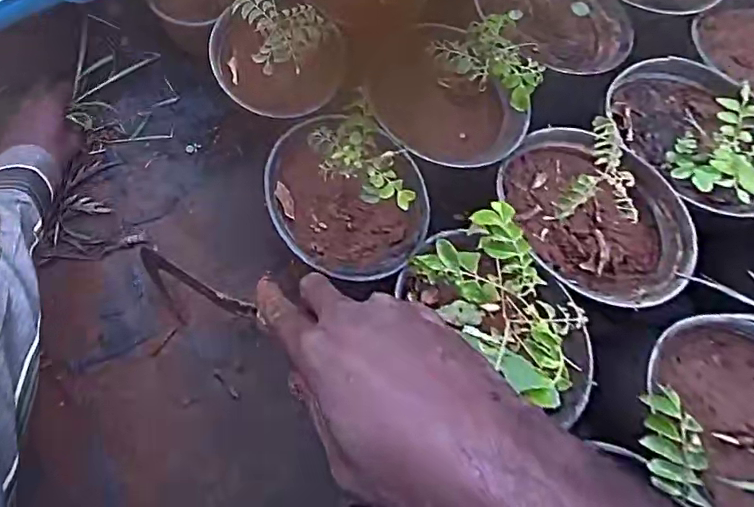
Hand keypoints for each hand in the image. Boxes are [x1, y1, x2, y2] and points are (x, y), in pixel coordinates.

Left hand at [0, 82, 82, 182]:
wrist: (21, 171)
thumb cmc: (52, 154)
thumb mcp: (73, 144)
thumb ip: (76, 131)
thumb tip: (75, 129)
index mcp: (51, 102)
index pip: (63, 87)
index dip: (70, 90)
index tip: (73, 96)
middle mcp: (33, 102)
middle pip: (43, 88)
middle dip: (51, 92)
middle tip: (58, 101)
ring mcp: (17, 113)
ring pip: (29, 101)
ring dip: (37, 105)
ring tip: (43, 114)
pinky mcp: (7, 125)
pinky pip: (19, 115)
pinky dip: (26, 118)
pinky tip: (30, 128)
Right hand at [257, 274, 655, 506]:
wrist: (488, 454)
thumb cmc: (406, 466)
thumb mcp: (344, 457)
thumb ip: (318, 408)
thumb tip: (308, 380)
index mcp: (318, 353)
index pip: (279, 313)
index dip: (268, 299)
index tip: (264, 289)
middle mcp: (349, 319)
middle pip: (316, 287)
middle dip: (312, 301)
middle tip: (321, 326)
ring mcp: (391, 311)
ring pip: (362, 304)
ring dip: (363, 324)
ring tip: (386, 365)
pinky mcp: (429, 314)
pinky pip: (401, 315)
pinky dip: (400, 332)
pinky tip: (419, 368)